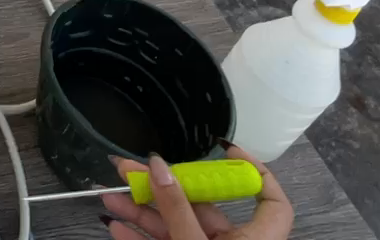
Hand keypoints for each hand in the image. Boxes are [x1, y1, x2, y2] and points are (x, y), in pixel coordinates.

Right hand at [101, 147, 292, 239]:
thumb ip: (176, 209)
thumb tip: (159, 163)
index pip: (271, 202)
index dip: (253, 172)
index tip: (222, 149)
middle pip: (200, 208)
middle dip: (159, 188)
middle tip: (126, 169)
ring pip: (175, 227)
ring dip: (140, 212)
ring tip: (108, 197)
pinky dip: (140, 239)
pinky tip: (115, 228)